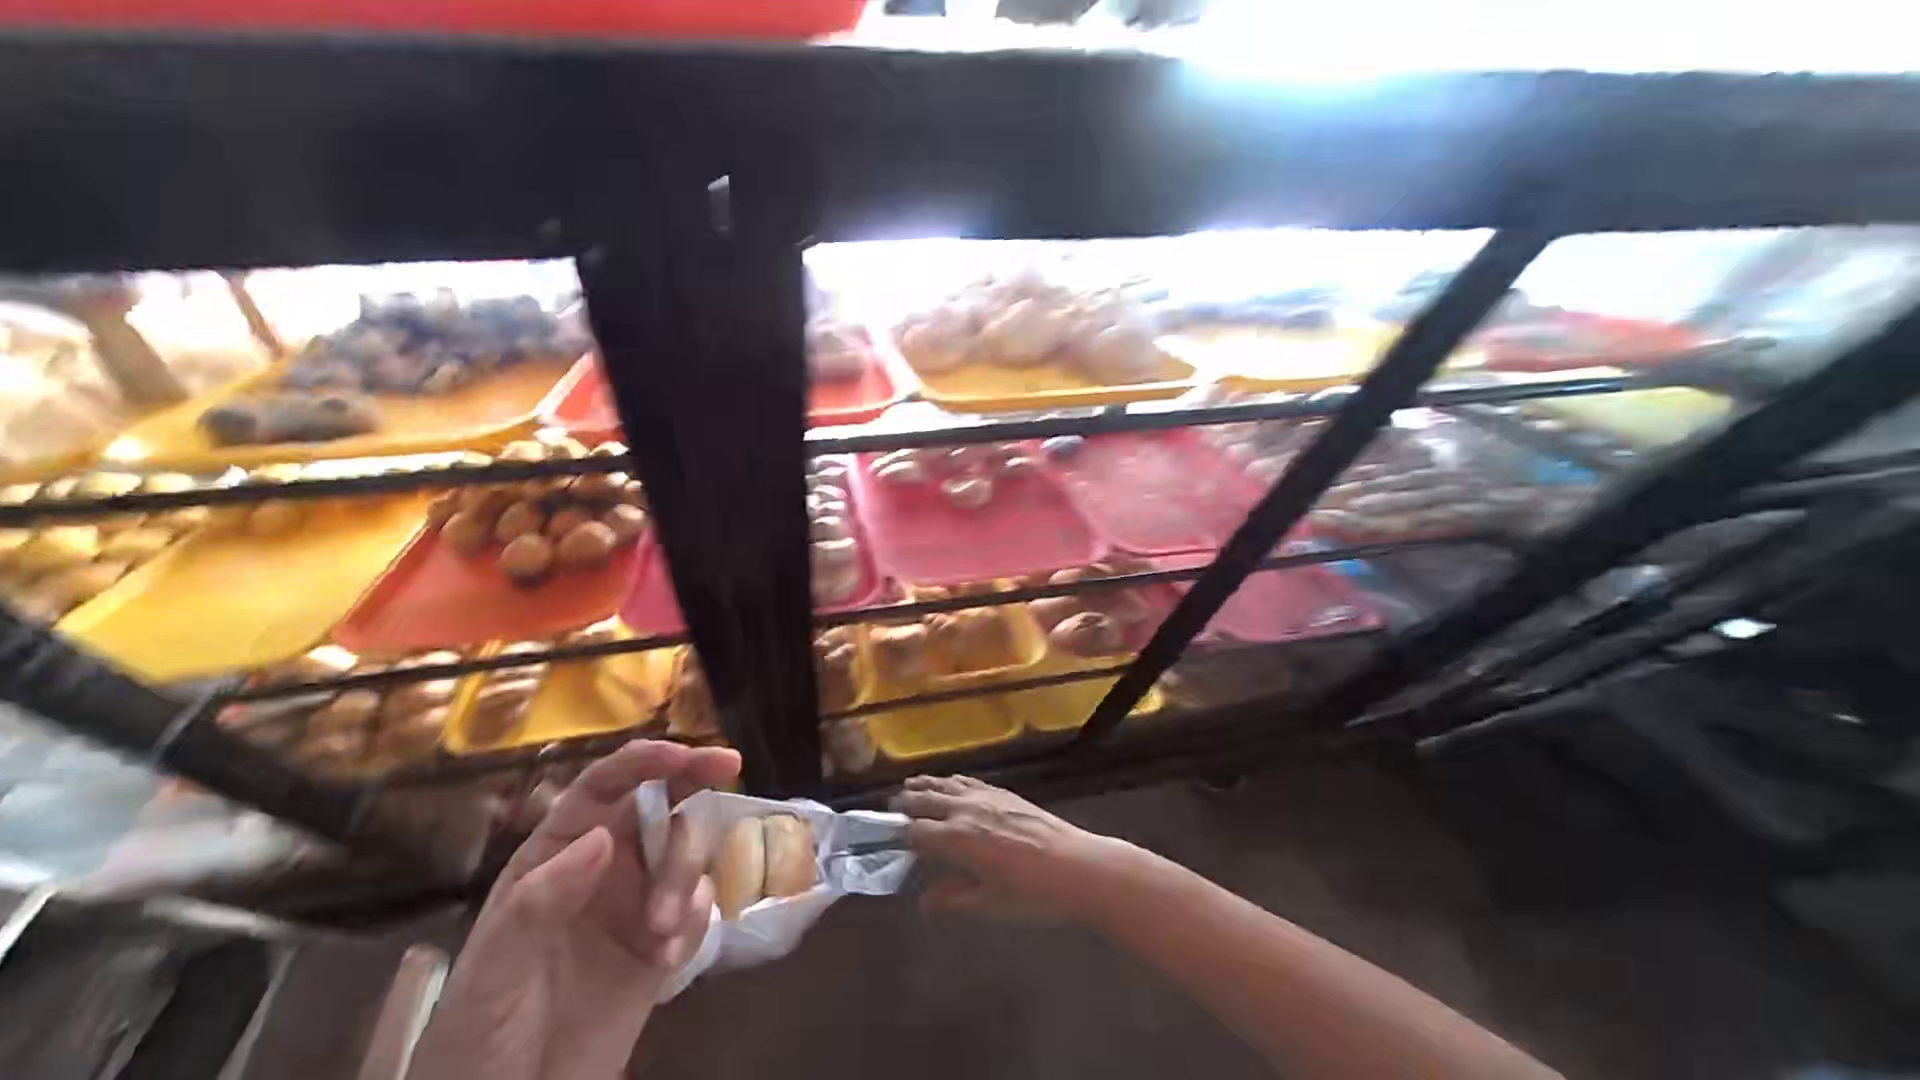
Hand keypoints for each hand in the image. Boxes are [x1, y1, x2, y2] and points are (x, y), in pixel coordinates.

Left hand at [408, 740, 738, 1079]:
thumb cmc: (479, 1041)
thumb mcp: (495, 969)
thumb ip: (542, 900)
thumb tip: (604, 836)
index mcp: (556, 858)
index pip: (602, 789)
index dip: (644, 761)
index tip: (684, 754)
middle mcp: (604, 868)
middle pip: (660, 801)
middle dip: (694, 778)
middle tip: (730, 767)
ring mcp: (638, 904)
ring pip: (687, 849)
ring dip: (686, 875)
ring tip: (663, 932)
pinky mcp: (666, 943)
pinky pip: (702, 904)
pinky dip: (697, 918)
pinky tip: (668, 957)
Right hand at [891, 774, 1137, 922]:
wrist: (1079, 867)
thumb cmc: (1033, 894)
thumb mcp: (990, 903)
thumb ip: (953, 898)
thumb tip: (923, 902)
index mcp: (958, 839)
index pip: (917, 832)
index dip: (900, 836)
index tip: (888, 841)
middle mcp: (967, 810)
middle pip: (926, 800)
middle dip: (906, 804)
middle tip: (891, 809)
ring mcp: (987, 797)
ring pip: (946, 785)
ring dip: (925, 785)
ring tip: (910, 786)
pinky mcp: (1005, 793)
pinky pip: (969, 781)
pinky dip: (952, 781)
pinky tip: (950, 783)